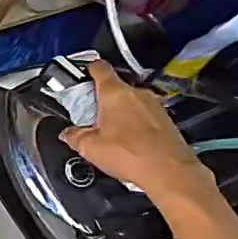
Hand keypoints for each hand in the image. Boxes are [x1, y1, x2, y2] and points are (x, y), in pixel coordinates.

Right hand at [60, 61, 217, 206]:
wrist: (168, 170)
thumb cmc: (132, 154)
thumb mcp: (91, 148)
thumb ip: (75, 137)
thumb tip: (68, 134)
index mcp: (114, 92)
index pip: (100, 68)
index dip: (91, 68)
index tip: (86, 72)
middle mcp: (137, 93)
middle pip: (116, 88)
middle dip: (104, 100)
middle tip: (94, 117)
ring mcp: (154, 105)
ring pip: (133, 103)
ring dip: (122, 114)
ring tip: (113, 135)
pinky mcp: (166, 120)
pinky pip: (147, 117)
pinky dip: (138, 125)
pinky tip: (132, 144)